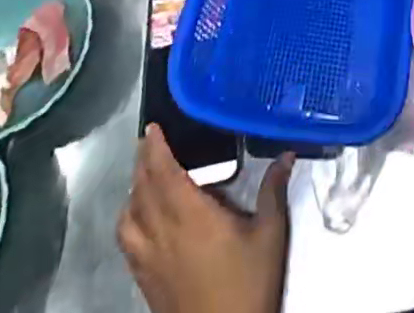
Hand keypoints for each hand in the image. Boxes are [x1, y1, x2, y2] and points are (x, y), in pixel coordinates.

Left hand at [118, 125, 294, 312]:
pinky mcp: (144, 280)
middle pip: (141, 190)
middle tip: (149, 141)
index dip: (155, 149)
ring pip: (128, 216)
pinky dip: (129, 218)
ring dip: (133, 190)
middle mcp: (162, 234)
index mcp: (190, 216)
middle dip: (142, 162)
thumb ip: (273, 191)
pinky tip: (142, 218)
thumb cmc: (249, 284)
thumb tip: (286, 155)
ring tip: (144, 175)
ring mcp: (148, 259)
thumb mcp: (270, 234)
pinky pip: (127, 240)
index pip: (164, 174)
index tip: (153, 128)